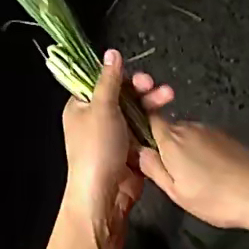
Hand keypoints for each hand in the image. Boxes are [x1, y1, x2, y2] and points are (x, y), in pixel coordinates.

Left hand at [61, 50, 174, 234]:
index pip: (100, 82)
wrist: (105, 194)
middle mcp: (96, 119)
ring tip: (168, 96)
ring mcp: (114, 135)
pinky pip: (143, 129)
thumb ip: (109, 79)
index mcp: (81, 107)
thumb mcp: (102, 108)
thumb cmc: (96, 149)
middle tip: (155, 86)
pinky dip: (154, 122)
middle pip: (122, 95)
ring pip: (136, 111)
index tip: (136, 73)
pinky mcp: (130, 149)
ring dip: (151, 102)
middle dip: (141, 89)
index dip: (119, 75)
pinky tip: (166, 116)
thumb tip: (111, 53)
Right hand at [137, 117, 248, 238]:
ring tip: (192, 180)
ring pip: (185, 136)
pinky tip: (210, 176)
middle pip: (166, 128)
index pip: (147, 117)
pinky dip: (201, 155)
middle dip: (162, 146)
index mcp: (171, 139)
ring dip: (183, 152)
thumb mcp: (176, 192)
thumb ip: (153, 169)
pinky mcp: (226, 137)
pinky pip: (203, 141)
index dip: (140, 127)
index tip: (136, 144)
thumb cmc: (217, 198)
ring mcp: (210, 130)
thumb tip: (139, 151)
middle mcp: (189, 127)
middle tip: (167, 174)